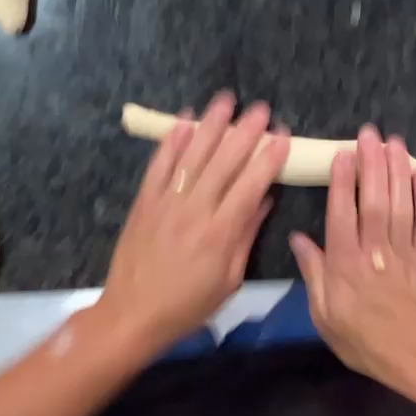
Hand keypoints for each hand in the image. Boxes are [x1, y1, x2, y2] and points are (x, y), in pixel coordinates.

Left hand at [97, 92, 289, 351]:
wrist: (132, 314)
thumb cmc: (188, 305)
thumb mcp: (229, 280)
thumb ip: (246, 236)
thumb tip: (264, 200)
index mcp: (220, 233)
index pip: (250, 186)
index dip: (268, 159)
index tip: (283, 136)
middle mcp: (194, 210)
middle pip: (224, 163)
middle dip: (245, 133)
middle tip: (261, 109)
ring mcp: (166, 203)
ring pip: (192, 156)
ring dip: (210, 126)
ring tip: (225, 101)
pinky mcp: (144, 202)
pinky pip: (159, 166)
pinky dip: (171, 142)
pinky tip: (183, 121)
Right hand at [289, 127, 415, 415]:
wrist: (411, 359)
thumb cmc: (360, 340)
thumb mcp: (323, 314)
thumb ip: (313, 273)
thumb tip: (299, 238)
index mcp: (346, 265)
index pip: (342, 214)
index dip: (342, 181)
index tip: (342, 154)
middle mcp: (376, 252)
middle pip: (375, 200)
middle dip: (372, 164)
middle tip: (369, 134)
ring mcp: (405, 253)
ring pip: (401, 205)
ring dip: (397, 171)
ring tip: (393, 142)